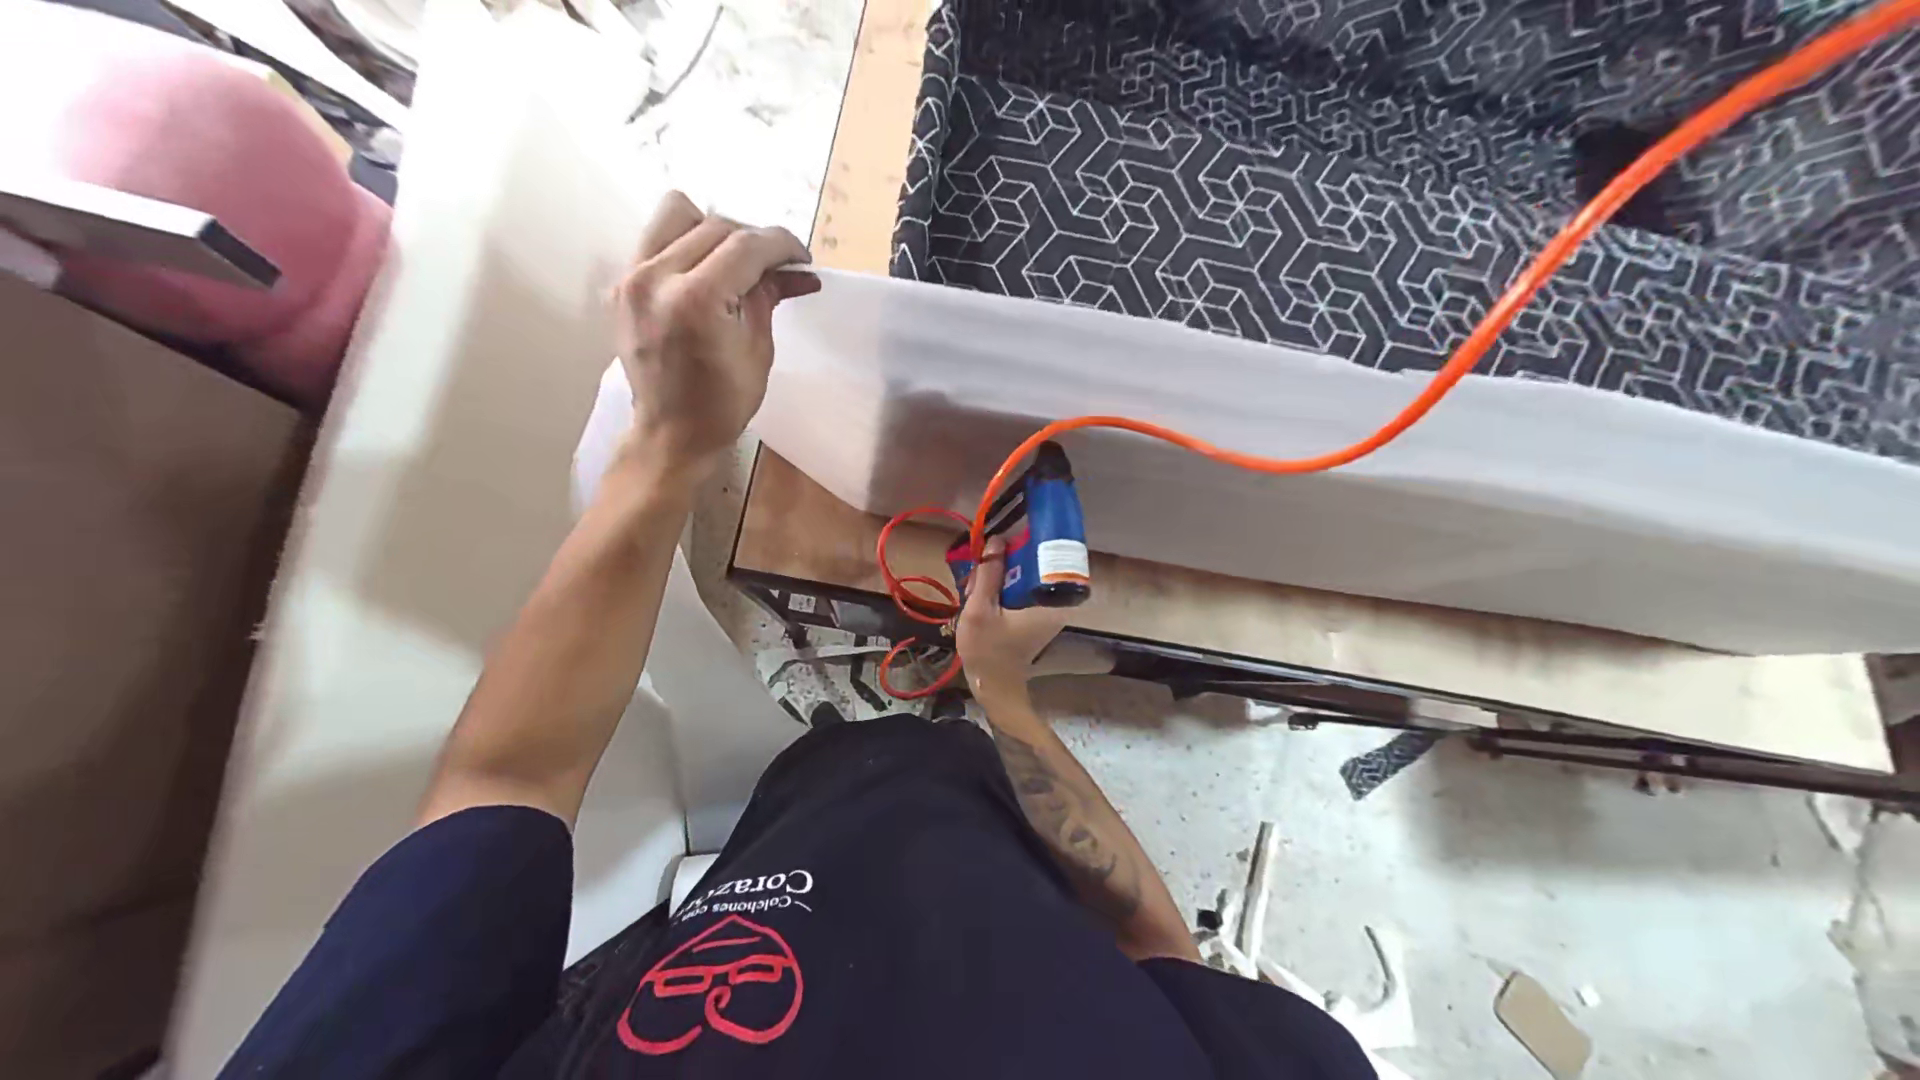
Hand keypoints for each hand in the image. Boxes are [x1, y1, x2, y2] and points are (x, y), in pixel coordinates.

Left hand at [614, 191, 818, 480]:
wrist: (671, 434)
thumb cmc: (722, 405)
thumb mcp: (757, 350)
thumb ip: (767, 297)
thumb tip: (794, 271)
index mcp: (696, 301)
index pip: (745, 246)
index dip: (782, 245)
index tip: (802, 258)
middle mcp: (656, 278)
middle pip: (716, 226)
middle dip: (755, 241)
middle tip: (777, 268)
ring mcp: (631, 278)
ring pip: (678, 214)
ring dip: (716, 230)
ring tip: (735, 262)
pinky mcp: (621, 285)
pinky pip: (656, 240)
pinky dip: (687, 245)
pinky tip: (706, 274)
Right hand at [956, 536, 1072, 704]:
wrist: (993, 686)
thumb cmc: (988, 650)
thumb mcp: (981, 608)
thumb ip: (989, 573)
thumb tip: (997, 539)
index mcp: (1052, 600)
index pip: (1051, 556)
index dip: (1026, 543)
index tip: (1000, 543)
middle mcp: (1057, 602)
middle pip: (1033, 565)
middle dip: (1003, 565)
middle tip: (978, 577)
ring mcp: (1046, 609)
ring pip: (1023, 577)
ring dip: (998, 577)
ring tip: (974, 589)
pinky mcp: (1035, 615)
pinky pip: (1020, 590)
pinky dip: (1002, 590)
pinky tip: (980, 598)